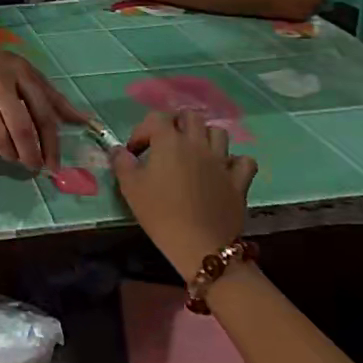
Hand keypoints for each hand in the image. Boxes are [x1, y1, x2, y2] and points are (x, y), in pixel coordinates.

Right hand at [0, 39, 85, 169]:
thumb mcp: (29, 74)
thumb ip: (54, 98)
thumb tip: (83, 121)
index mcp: (23, 76)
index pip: (43, 114)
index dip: (51, 143)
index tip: (54, 165)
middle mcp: (1, 86)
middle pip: (20, 128)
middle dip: (30, 154)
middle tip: (33, 167)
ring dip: (8, 154)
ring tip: (14, 157)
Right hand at [111, 112, 256, 275]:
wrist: (199, 245)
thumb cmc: (160, 212)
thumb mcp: (130, 187)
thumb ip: (122, 163)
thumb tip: (118, 150)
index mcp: (170, 141)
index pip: (156, 118)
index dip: (142, 131)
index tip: (134, 152)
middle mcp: (197, 144)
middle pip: (191, 117)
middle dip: (176, 124)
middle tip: (165, 143)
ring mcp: (221, 161)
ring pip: (218, 133)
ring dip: (205, 137)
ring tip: (194, 153)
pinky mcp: (239, 181)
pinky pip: (243, 161)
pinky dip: (234, 162)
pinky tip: (223, 170)